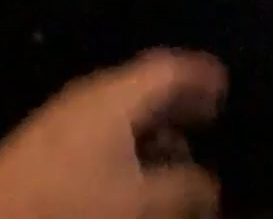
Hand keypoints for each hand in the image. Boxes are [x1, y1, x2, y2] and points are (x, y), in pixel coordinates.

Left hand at [0, 50, 227, 218]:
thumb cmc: (72, 207)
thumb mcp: (141, 203)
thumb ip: (184, 189)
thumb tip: (210, 181)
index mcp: (113, 96)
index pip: (166, 68)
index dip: (199, 74)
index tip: (226, 82)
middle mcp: (89, 97)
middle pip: (144, 87)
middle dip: (179, 100)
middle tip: (212, 114)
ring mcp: (63, 120)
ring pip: (122, 113)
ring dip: (154, 128)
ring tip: (182, 151)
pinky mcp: (46, 148)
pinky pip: (103, 132)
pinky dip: (130, 144)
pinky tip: (138, 172)